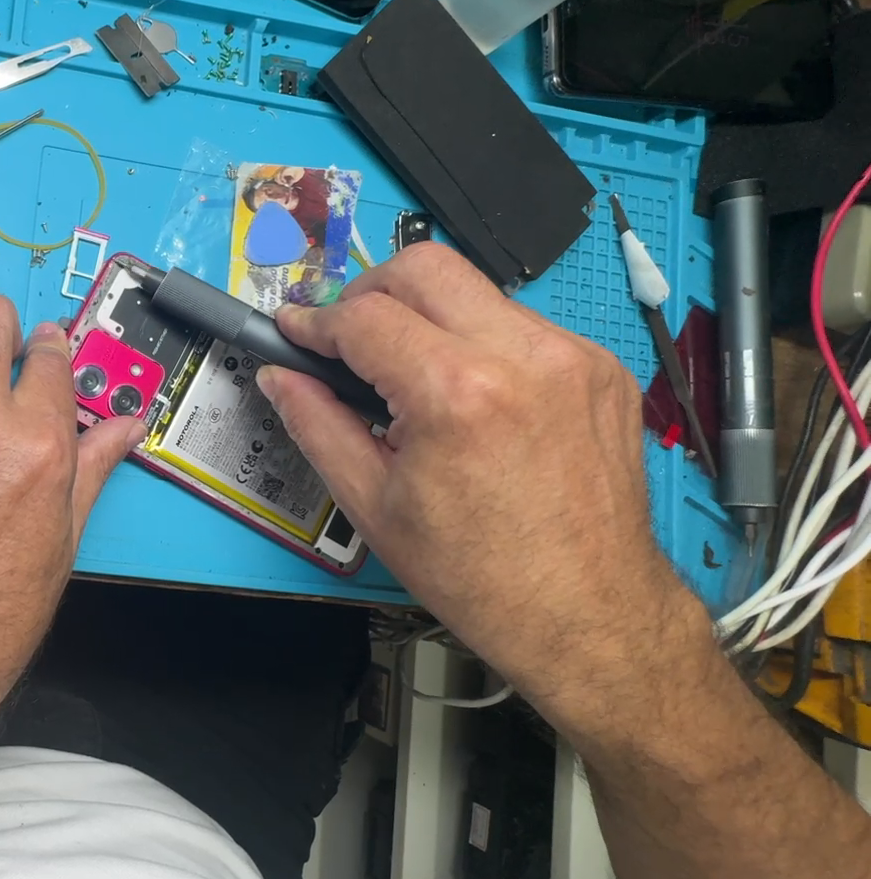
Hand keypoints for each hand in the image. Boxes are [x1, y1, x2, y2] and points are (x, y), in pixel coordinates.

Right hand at [257, 244, 688, 698]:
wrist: (585, 612)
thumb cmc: (468, 568)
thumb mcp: (366, 498)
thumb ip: (313, 421)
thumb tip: (278, 375)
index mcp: (457, 394)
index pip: (365, 317)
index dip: (313, 321)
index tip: (291, 331)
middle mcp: (525, 356)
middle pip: (424, 267)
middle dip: (365, 292)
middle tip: (341, 338)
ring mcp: (573, 355)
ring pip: (472, 288)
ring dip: (419, 314)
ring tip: (398, 371)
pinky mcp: (600, 367)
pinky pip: (514, 322)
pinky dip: (468, 337)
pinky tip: (455, 390)